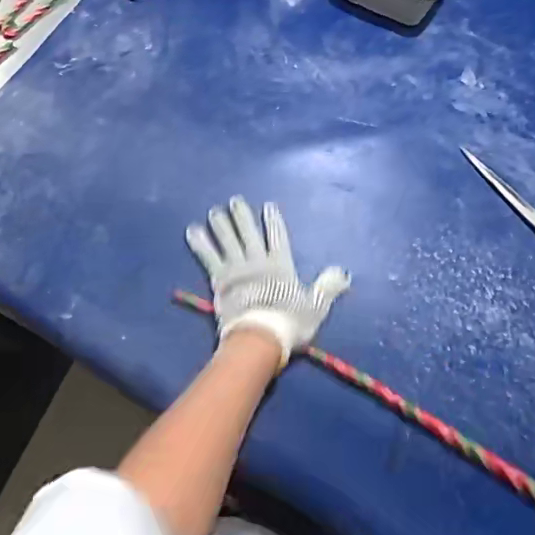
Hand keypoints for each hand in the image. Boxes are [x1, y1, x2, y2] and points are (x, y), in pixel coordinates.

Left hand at [185, 196, 349, 369]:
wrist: (260, 334)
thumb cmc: (290, 322)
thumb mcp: (316, 306)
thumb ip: (327, 287)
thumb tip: (343, 272)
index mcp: (280, 266)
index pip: (277, 237)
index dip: (272, 221)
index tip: (267, 206)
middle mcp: (257, 261)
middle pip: (248, 233)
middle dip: (242, 216)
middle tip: (234, 200)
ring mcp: (236, 268)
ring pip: (227, 240)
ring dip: (220, 224)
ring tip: (214, 211)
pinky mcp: (218, 278)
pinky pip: (207, 256)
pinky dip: (199, 243)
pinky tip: (191, 230)